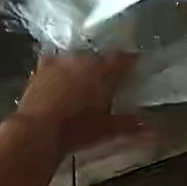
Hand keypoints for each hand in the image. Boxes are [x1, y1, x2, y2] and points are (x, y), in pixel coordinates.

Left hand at [12, 51, 143, 154]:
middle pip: (97, 56)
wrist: (36, 130)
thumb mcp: (106, 129)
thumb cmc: (76, 129)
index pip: (122, 59)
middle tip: (110, 76)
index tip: (136, 65)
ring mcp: (57, 61)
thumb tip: (150, 126)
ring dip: (82, 64)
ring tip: (85, 77)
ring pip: (76, 57)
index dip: (130, 61)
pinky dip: (60, 68)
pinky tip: (60, 77)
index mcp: (101, 69)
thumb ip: (129, 124)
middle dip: (105, 64)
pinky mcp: (39, 68)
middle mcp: (80, 58)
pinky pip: (55, 62)